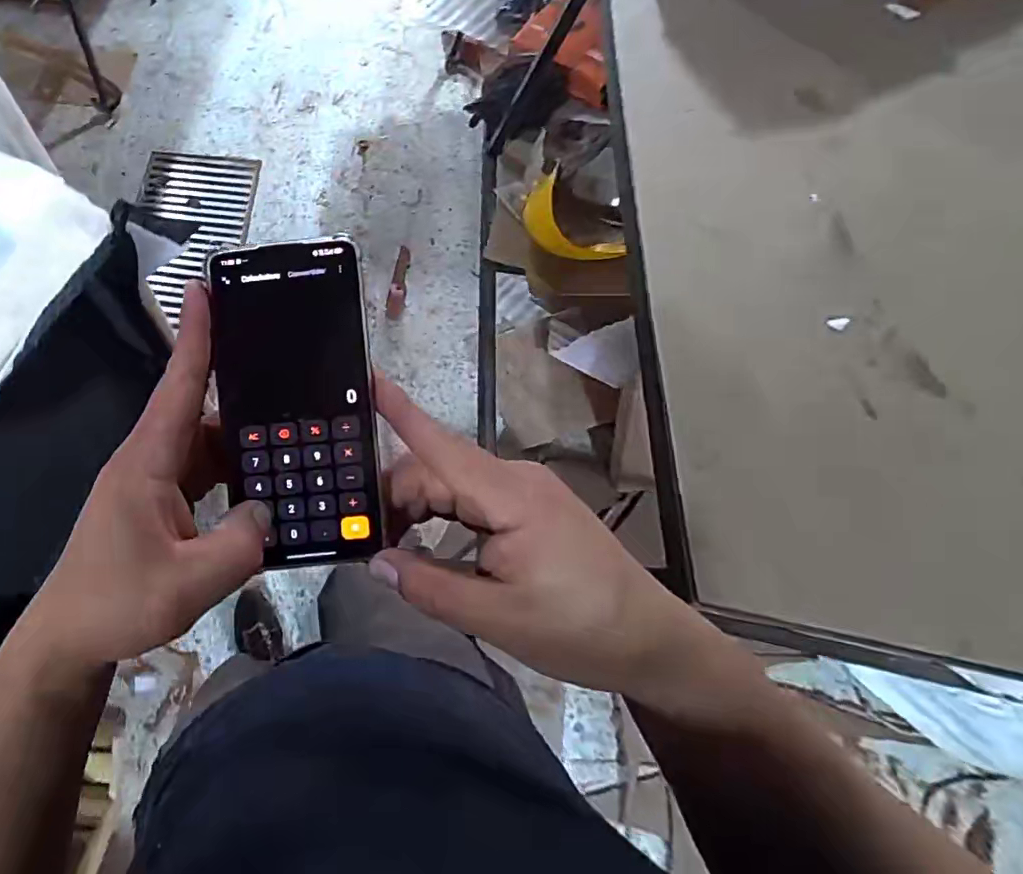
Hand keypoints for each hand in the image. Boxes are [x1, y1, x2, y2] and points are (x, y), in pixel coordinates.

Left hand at [20, 280, 270, 670]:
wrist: (69, 637)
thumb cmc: (116, 602)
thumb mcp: (188, 583)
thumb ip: (239, 545)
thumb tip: (266, 512)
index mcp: (147, 461)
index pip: (179, 386)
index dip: (195, 335)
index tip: (203, 288)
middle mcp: (148, 460)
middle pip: (200, 412)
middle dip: (242, 391)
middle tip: (290, 374)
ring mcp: (151, 482)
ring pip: (204, 446)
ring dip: (241, 443)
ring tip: (290, 437)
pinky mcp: (156, 504)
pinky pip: (200, 475)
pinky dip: (230, 475)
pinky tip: (261, 486)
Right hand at [369, 373, 736, 714]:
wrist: (653, 643)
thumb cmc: (581, 630)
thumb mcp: (497, 619)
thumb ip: (429, 587)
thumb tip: (378, 561)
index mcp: (509, 497)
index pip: (440, 445)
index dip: (399, 411)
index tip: (368, 379)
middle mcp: (514, 478)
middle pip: (435, 468)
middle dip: (395, 494)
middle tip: (368, 538)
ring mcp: (523, 487)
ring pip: (449, 480)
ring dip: (417, 505)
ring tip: (395, 543)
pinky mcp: (528, 502)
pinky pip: (469, 493)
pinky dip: (440, 511)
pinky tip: (428, 538)